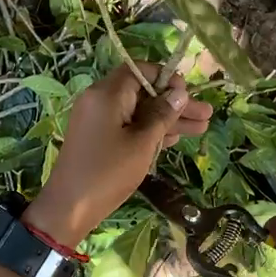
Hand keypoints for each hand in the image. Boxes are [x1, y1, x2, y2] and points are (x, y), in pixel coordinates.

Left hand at [25, 63, 210, 245]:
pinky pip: (128, 125)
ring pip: (138, 111)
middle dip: (173, 103)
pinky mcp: (99, 137)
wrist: (69, 206)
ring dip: (167, 119)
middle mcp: (99, 100)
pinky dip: (150, 130)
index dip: (165, 78)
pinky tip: (177, 138)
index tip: (187, 94)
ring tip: (202, 127)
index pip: (138, 70)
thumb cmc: (108, 172)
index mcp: (106, 93)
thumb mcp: (142, 143)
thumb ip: (161, 115)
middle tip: (206, 114)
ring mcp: (98, 119)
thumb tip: (178, 93)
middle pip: (142, 92)